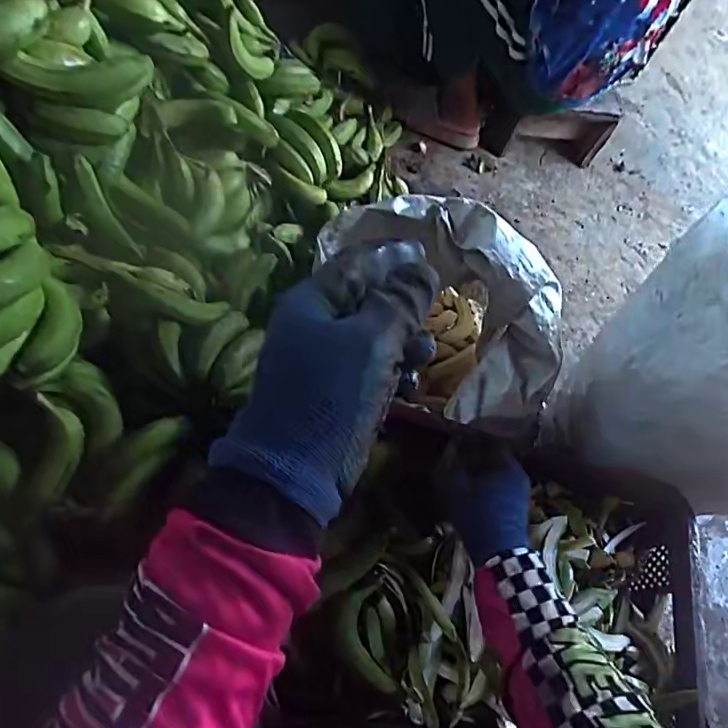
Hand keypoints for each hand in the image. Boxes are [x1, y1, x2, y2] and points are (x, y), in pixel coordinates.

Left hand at [209, 240, 437, 526]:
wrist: (295, 471)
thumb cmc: (331, 396)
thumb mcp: (370, 342)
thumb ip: (398, 303)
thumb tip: (421, 268)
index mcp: (311, 302)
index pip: (355, 264)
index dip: (392, 257)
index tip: (428, 256)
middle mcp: (314, 326)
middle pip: (367, 300)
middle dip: (402, 307)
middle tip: (432, 313)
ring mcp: (324, 361)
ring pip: (374, 337)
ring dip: (402, 343)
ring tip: (422, 355)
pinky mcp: (336, 393)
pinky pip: (371, 369)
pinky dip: (391, 372)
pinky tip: (407, 385)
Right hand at [444, 439, 529, 561]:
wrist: (500, 553)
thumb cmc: (476, 518)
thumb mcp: (454, 489)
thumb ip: (450, 464)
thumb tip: (450, 447)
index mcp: (507, 464)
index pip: (490, 439)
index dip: (472, 437)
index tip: (457, 437)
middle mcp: (519, 473)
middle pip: (496, 455)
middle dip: (477, 453)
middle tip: (458, 454)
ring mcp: (522, 490)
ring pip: (500, 470)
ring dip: (482, 469)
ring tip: (463, 472)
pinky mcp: (520, 505)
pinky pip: (503, 484)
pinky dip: (489, 482)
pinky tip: (474, 489)